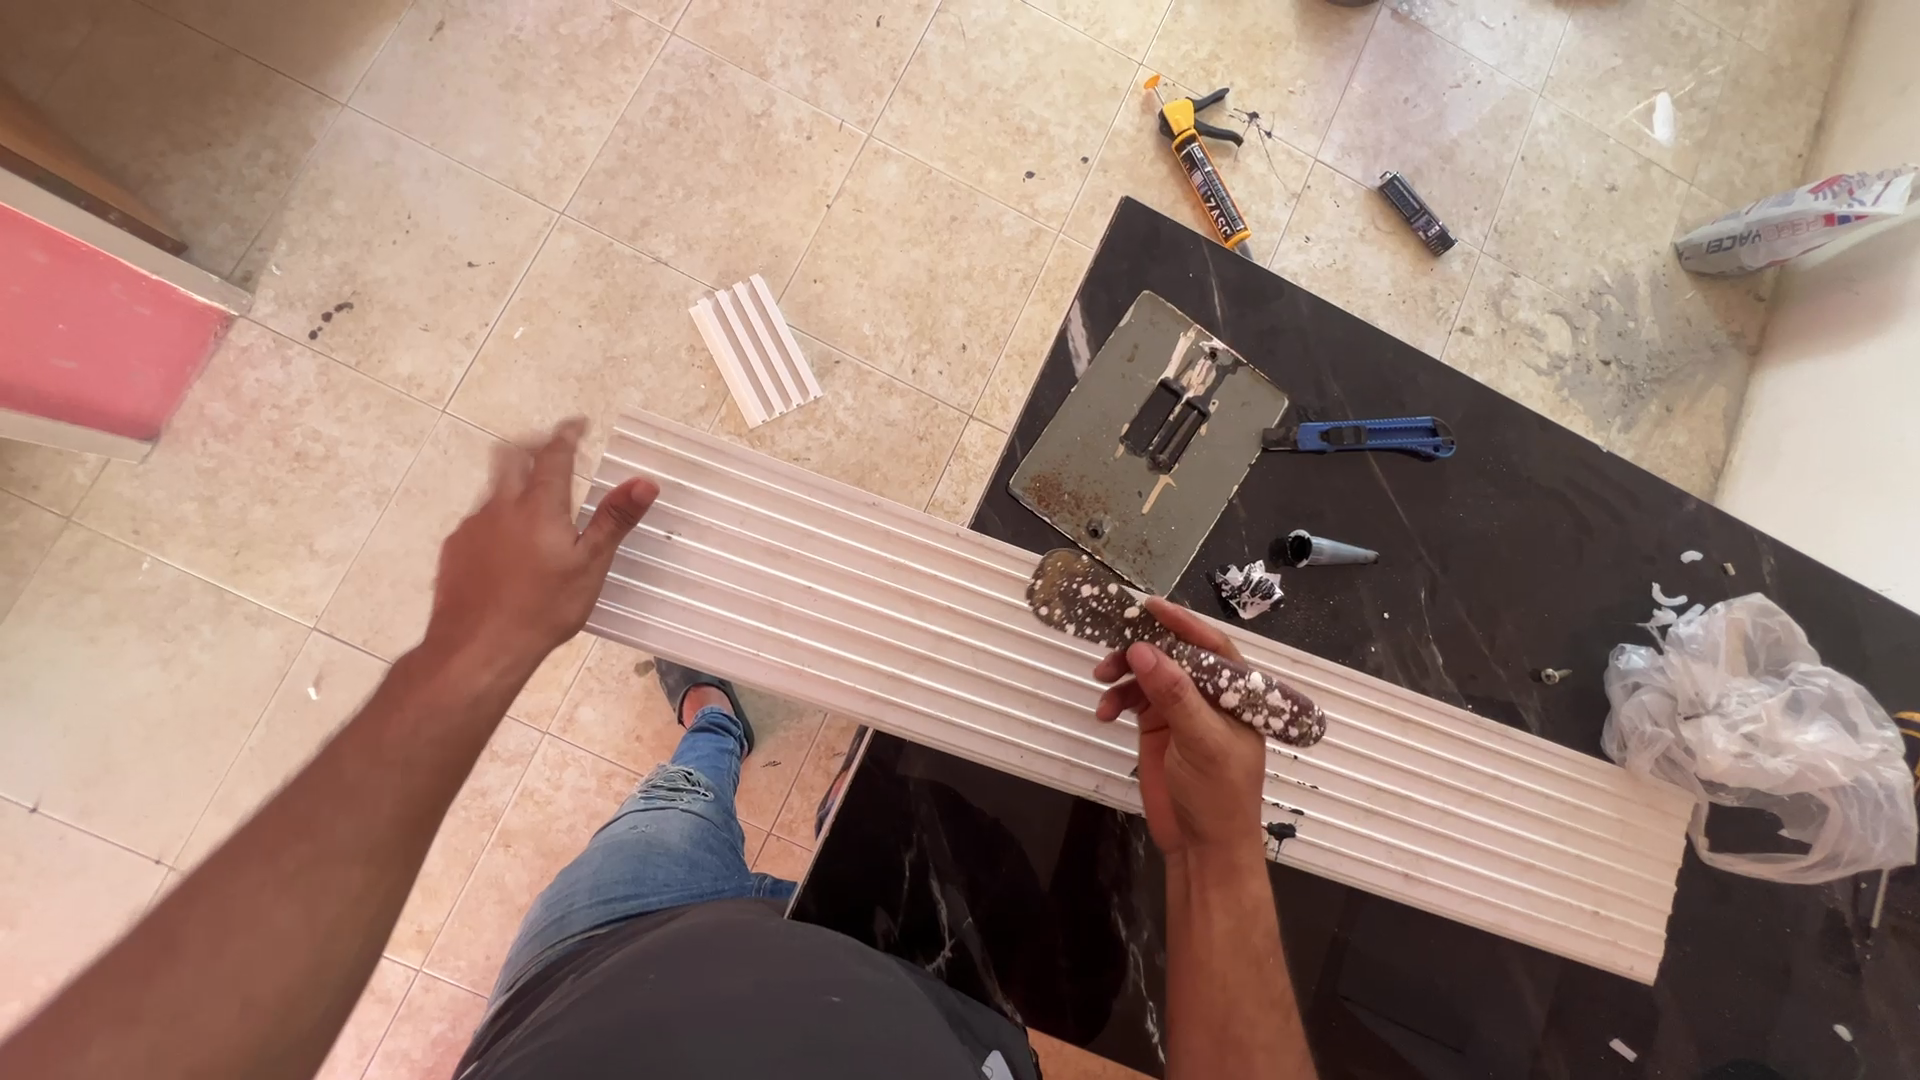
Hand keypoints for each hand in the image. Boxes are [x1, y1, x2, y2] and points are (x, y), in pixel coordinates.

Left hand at [423, 417, 657, 672]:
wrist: (477, 648)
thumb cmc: (543, 607)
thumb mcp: (590, 565)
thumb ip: (615, 520)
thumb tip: (645, 481)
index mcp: (538, 506)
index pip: (553, 456)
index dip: (566, 435)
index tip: (577, 424)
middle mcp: (500, 507)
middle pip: (510, 457)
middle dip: (532, 444)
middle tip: (553, 446)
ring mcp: (472, 528)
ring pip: (494, 490)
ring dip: (515, 482)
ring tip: (537, 501)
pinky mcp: (455, 550)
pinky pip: (480, 520)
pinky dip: (500, 516)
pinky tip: (511, 545)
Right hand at [1093, 598, 1268, 859]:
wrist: (1202, 847)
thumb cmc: (1219, 794)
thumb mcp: (1202, 742)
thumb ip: (1175, 695)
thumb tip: (1143, 650)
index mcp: (1235, 693)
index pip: (1211, 646)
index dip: (1182, 623)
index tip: (1148, 606)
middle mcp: (1208, 695)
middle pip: (1173, 654)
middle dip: (1141, 647)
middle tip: (1111, 642)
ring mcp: (1180, 710)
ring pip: (1148, 673)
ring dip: (1123, 673)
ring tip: (1101, 679)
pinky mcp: (1157, 726)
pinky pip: (1132, 698)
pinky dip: (1116, 699)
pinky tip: (1104, 712)